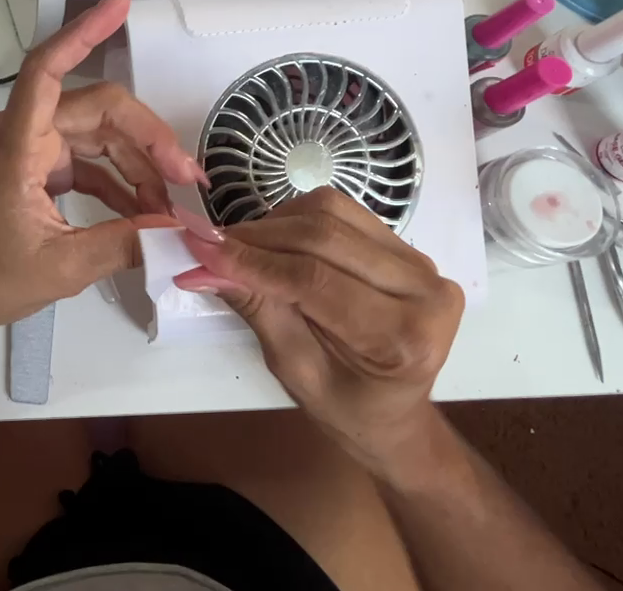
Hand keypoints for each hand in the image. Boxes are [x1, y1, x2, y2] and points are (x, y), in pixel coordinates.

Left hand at [0, 0, 206, 332]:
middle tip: (187, 177)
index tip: (123, 0)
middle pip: (97, 108)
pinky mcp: (41, 166)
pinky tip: (148, 210)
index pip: (47, 69)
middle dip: (146, 137)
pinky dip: (121, 181)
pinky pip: (91, 159)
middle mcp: (26, 133)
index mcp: (18, 144)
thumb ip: (127, 243)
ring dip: (139, 163)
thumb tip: (183, 231)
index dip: (84, 30)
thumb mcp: (64, 267)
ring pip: (100, 134)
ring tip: (171, 204)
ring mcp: (34, 148)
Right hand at [173, 188, 463, 475]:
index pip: (312, 279)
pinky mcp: (404, 246)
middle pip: (321, 236)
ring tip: (240, 247)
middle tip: (206, 243)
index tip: (197, 248)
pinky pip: (339, 211)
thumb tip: (204, 265)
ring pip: (328, 213)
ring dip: (273, 223)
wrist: (392, 411)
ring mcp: (420, 263)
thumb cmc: (343, 404)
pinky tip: (274, 241)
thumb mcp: (292, 367)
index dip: (249, 260)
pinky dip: (294, 218)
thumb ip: (256, 309)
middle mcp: (425, 292)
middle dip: (255, 237)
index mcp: (402, 338)